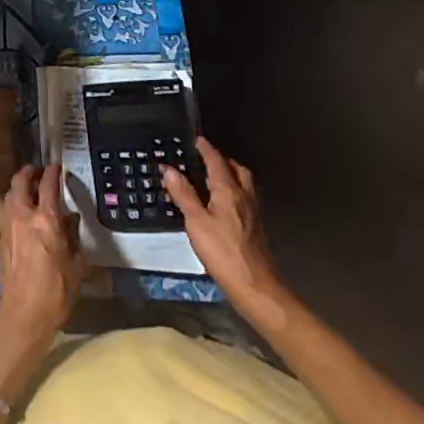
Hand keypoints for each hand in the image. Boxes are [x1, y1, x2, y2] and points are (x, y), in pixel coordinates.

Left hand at [0, 165, 84, 352]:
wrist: (24, 312)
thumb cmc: (56, 290)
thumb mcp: (75, 264)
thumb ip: (72, 237)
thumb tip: (70, 220)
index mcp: (45, 220)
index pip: (48, 186)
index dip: (53, 173)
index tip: (57, 167)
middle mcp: (22, 217)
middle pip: (20, 183)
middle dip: (28, 172)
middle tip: (38, 170)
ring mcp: (8, 227)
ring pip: (10, 197)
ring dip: (19, 188)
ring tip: (31, 190)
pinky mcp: (1, 240)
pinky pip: (8, 214)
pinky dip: (16, 207)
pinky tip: (25, 216)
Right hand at [161, 138, 288, 318]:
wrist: (255, 284)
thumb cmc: (223, 251)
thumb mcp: (196, 221)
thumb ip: (183, 194)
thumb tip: (169, 169)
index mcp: (229, 192)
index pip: (217, 162)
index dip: (206, 149)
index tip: (197, 139)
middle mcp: (244, 197)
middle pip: (237, 170)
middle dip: (222, 160)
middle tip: (206, 158)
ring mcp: (252, 213)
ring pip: (243, 184)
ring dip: (230, 175)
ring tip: (213, 177)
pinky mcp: (254, 227)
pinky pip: (244, 199)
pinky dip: (233, 192)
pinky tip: (222, 204)